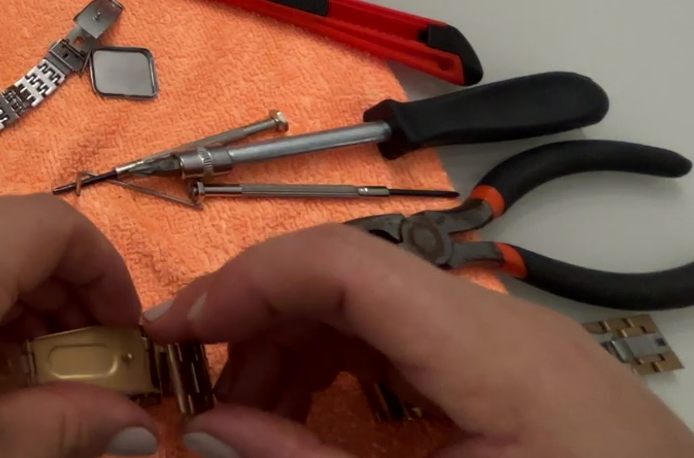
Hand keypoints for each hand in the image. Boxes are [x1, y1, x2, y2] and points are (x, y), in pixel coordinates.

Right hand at [141, 224, 693, 457]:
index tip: (178, 330)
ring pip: (360, 302)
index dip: (244, 283)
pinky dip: (334, 363)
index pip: (340, 263)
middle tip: (198, 382)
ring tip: (246, 410)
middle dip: (254, 319)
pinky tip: (307, 411)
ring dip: (288, 344)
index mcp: (502, 357)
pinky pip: (396, 336)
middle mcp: (507, 325)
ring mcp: (515, 345)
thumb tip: (203, 430)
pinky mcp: (516, 372)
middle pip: (340, 276)